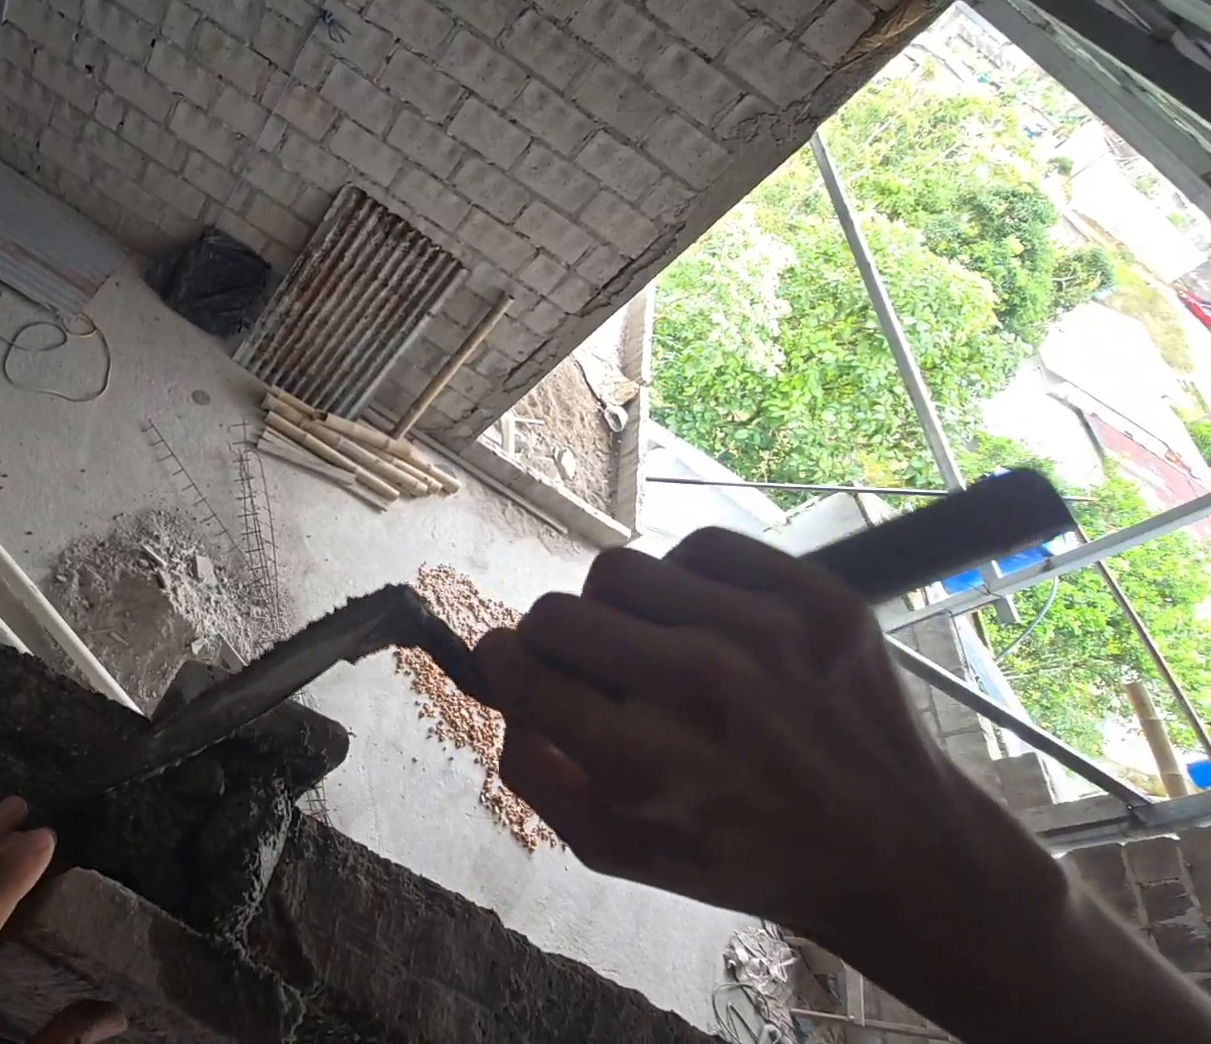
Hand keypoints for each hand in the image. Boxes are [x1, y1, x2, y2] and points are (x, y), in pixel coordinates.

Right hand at [473, 528, 1058, 942]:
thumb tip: (500, 688)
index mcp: (645, 760)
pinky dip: (683, 578)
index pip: (519, 671)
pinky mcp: (815, 596)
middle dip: (548, 642)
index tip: (507, 666)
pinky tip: (705, 620)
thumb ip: (533, 773)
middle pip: (555, 614)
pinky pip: (698, 545)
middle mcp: (699, 685)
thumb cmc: (742, 857)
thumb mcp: (614, 851)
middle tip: (584, 667)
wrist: (905, 853)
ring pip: (618, 571)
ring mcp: (763, 631)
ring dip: (615, 609)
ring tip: (650, 643)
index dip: (498, 665)